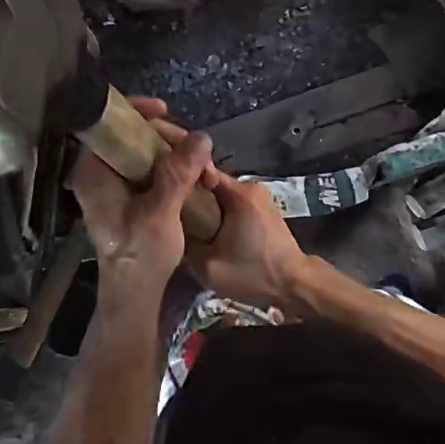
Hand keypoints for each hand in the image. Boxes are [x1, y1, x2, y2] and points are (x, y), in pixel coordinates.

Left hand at [70, 97, 213, 294]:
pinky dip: (178, 167)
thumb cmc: (140, 254)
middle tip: (199, 151)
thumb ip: (178, 174)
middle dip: (170, 137)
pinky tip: (199, 177)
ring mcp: (119, 185)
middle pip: (135, 135)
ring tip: (205, 169)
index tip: (165, 111)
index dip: (136, 112)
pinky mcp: (135, 195)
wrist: (136, 292)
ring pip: (149, 151)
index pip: (109, 127)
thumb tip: (202, 137)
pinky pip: (156, 168)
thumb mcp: (160, 212)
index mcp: (95, 174)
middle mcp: (103, 174)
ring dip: (180, 153)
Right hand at [128, 99, 313, 307]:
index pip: (200, 167)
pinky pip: (227, 198)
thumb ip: (185, 241)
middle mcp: (248, 186)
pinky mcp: (259, 205)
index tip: (150, 160)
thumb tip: (165, 224)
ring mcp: (256, 194)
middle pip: (206, 177)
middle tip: (152, 186)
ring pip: (216, 189)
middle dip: (183, 180)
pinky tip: (193, 216)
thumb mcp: (209, 267)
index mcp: (238, 194)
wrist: (294, 284)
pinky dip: (211, 204)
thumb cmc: (254, 275)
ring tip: (169, 202)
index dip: (175, 163)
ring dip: (196, 194)